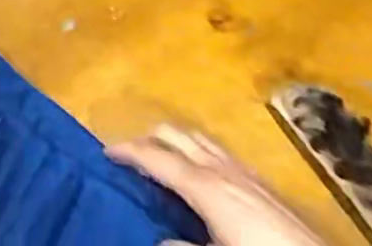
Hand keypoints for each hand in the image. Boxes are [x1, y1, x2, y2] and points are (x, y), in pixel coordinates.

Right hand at [107, 125, 325, 245]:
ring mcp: (246, 174)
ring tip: (162, 159)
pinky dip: (199, 154)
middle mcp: (221, 170)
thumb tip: (159, 239)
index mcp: (205, 187)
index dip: (128, 151)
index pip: (155, 156)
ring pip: (199, 139)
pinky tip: (204, 178)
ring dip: (175, 142)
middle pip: (175, 135)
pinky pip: (221, 154)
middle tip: (131, 156)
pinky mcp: (266, 186)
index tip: (105, 152)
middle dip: (148, 138)